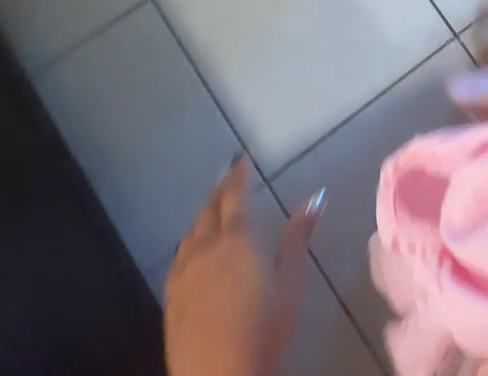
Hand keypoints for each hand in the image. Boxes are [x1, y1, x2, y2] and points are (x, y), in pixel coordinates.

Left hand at [164, 156, 324, 375]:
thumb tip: (316, 196)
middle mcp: (206, 249)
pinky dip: (188, 240)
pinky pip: (178, 257)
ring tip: (210, 206)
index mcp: (237, 239)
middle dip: (219, 191)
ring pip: (191, 232)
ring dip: (202, 214)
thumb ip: (298, 236)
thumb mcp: (290, 281)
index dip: (238, 176)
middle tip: (227, 176)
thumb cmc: (264, 327)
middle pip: (210, 211)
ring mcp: (184, 274)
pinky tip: (190, 247)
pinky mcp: (172, 298)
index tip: (241, 159)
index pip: (236, 196)